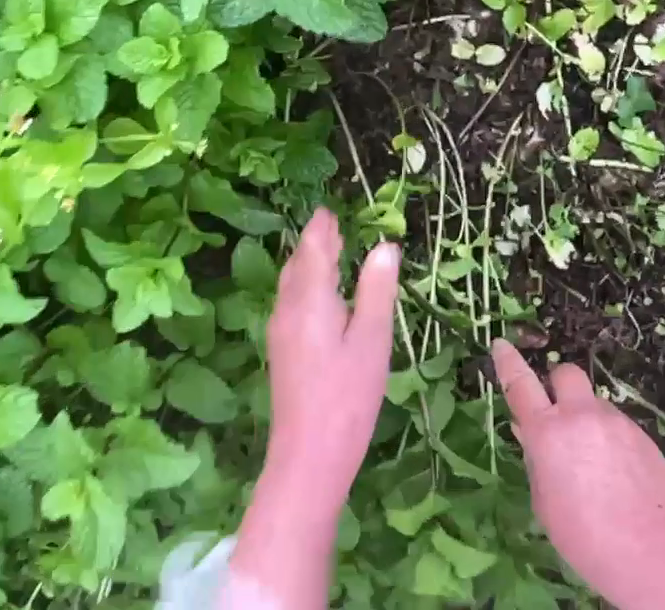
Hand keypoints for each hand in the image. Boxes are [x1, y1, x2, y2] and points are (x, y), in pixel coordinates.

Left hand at [225, 209, 399, 608]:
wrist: (308, 455)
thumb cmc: (347, 395)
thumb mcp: (372, 339)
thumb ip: (376, 290)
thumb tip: (384, 246)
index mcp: (310, 299)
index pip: (314, 250)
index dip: (322, 229)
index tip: (330, 210)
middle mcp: (288, 309)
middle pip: (298, 264)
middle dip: (314, 243)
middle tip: (331, 224)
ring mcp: (281, 331)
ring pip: (291, 284)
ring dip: (308, 263)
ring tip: (327, 251)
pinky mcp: (282, 351)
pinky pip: (291, 302)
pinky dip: (305, 285)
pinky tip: (319, 296)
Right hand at [492, 339, 664, 609]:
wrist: (656, 554)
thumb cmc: (586, 537)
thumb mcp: (545, 502)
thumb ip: (536, 460)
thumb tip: (528, 432)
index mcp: (547, 432)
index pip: (520, 384)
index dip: (508, 361)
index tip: (501, 344)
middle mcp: (581, 415)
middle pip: (565, 373)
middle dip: (557, 386)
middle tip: (557, 414)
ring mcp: (615, 421)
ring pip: (594, 402)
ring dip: (586, 417)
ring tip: (592, 461)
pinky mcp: (642, 433)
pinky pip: (616, 423)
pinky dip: (608, 436)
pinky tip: (617, 472)